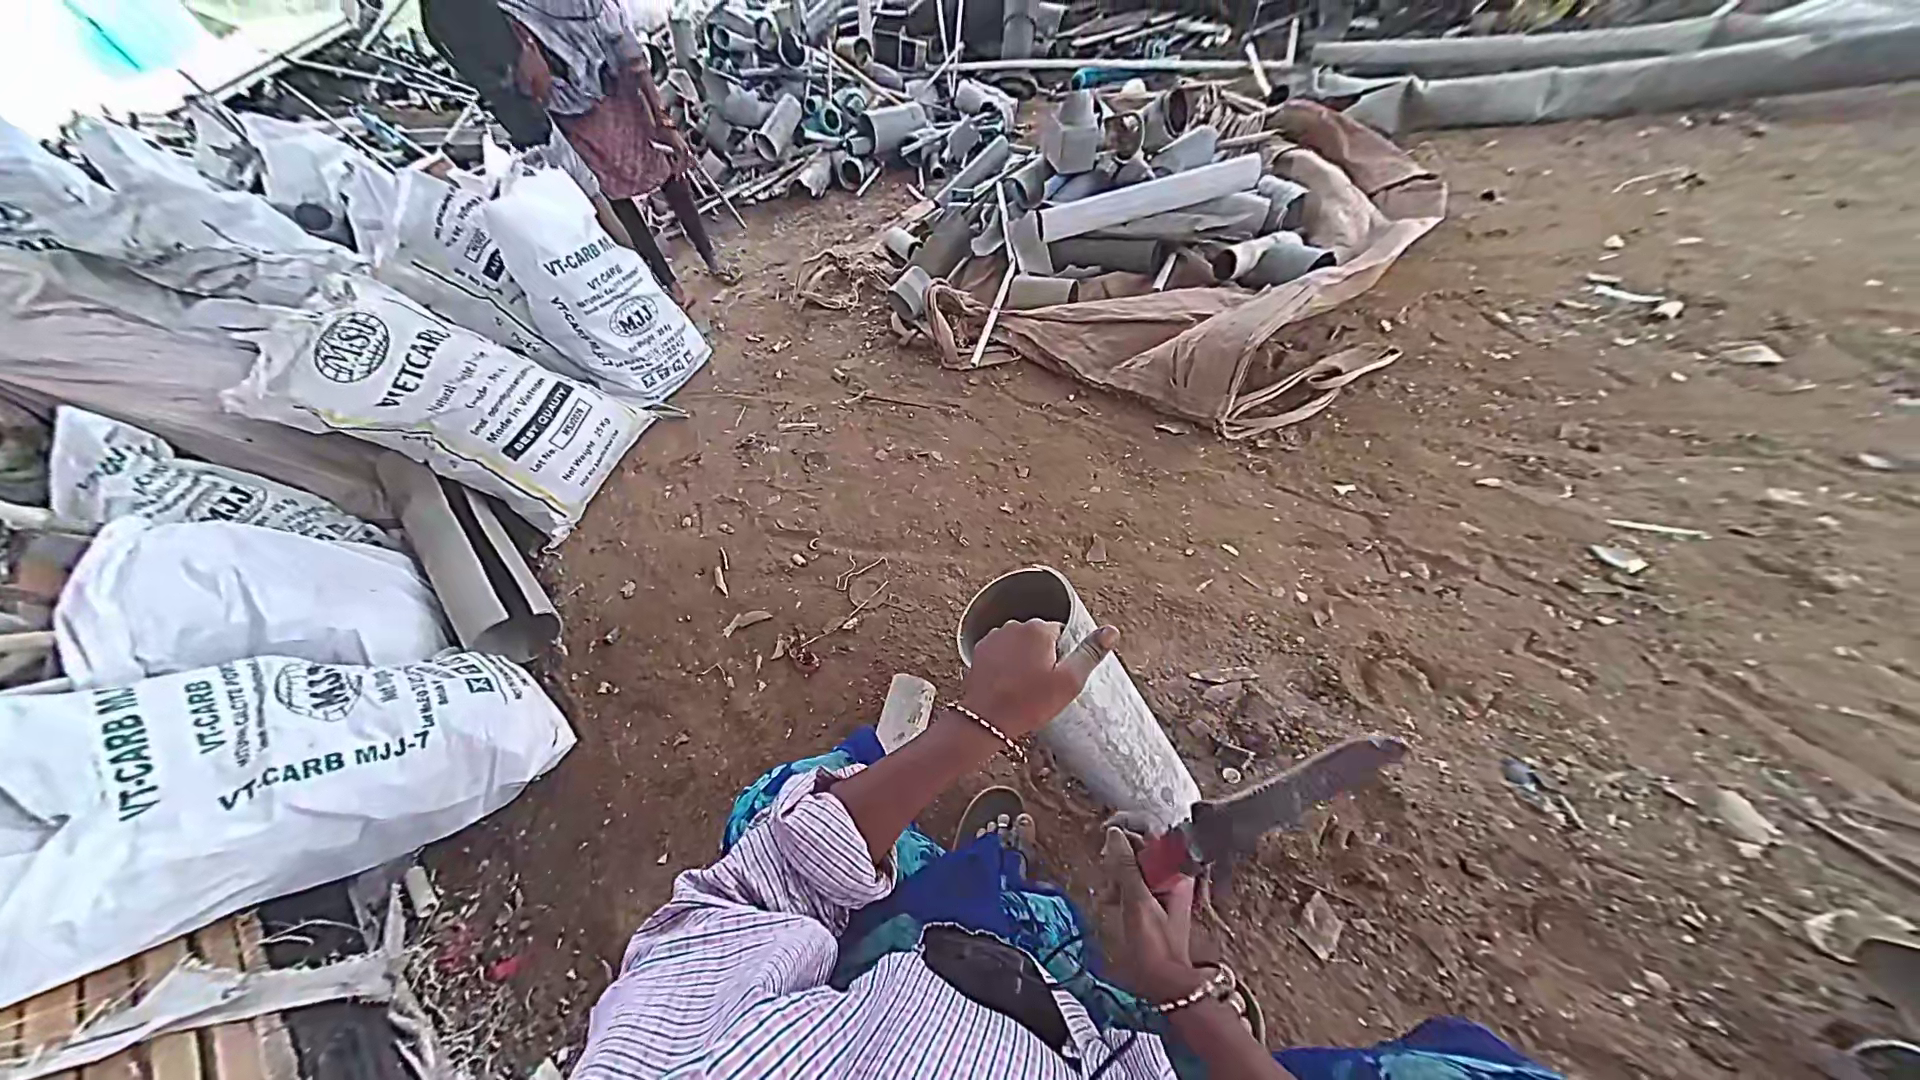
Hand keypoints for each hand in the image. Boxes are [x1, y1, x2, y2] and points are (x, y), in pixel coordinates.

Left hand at [958, 620, 1117, 738]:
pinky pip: (1001, 650)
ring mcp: (995, 636)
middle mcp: (1015, 626)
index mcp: (1039, 629)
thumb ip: (1090, 653)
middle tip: (1042, 683)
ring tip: (1024, 685)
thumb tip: (1111, 631)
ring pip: (1019, 643)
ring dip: (1023, 657)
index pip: (1061, 633)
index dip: (1063, 655)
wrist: (986, 719)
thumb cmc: (1029, 702)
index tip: (1058, 675)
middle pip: (1038, 636)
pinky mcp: (981, 649)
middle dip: (1043, 654)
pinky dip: (1005, 662)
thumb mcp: (1069, 681)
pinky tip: (1008, 682)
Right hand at [1104, 826, 1206, 1001]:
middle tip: (1108, 870)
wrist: (1164, 985)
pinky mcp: (1152, 898)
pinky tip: (1112, 899)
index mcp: (1175, 871)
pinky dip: (1119, 884)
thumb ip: (1125, 865)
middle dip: (1120, 855)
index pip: (1151, 834)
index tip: (1107, 833)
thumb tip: (1114, 833)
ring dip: (1117, 872)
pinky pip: (1132, 878)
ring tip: (1110, 891)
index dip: (1128, 831)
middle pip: (1141, 846)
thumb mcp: (1137, 902)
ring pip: (1133, 862)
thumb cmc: (1154, 945)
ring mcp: (1162, 886)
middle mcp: (1171, 874)